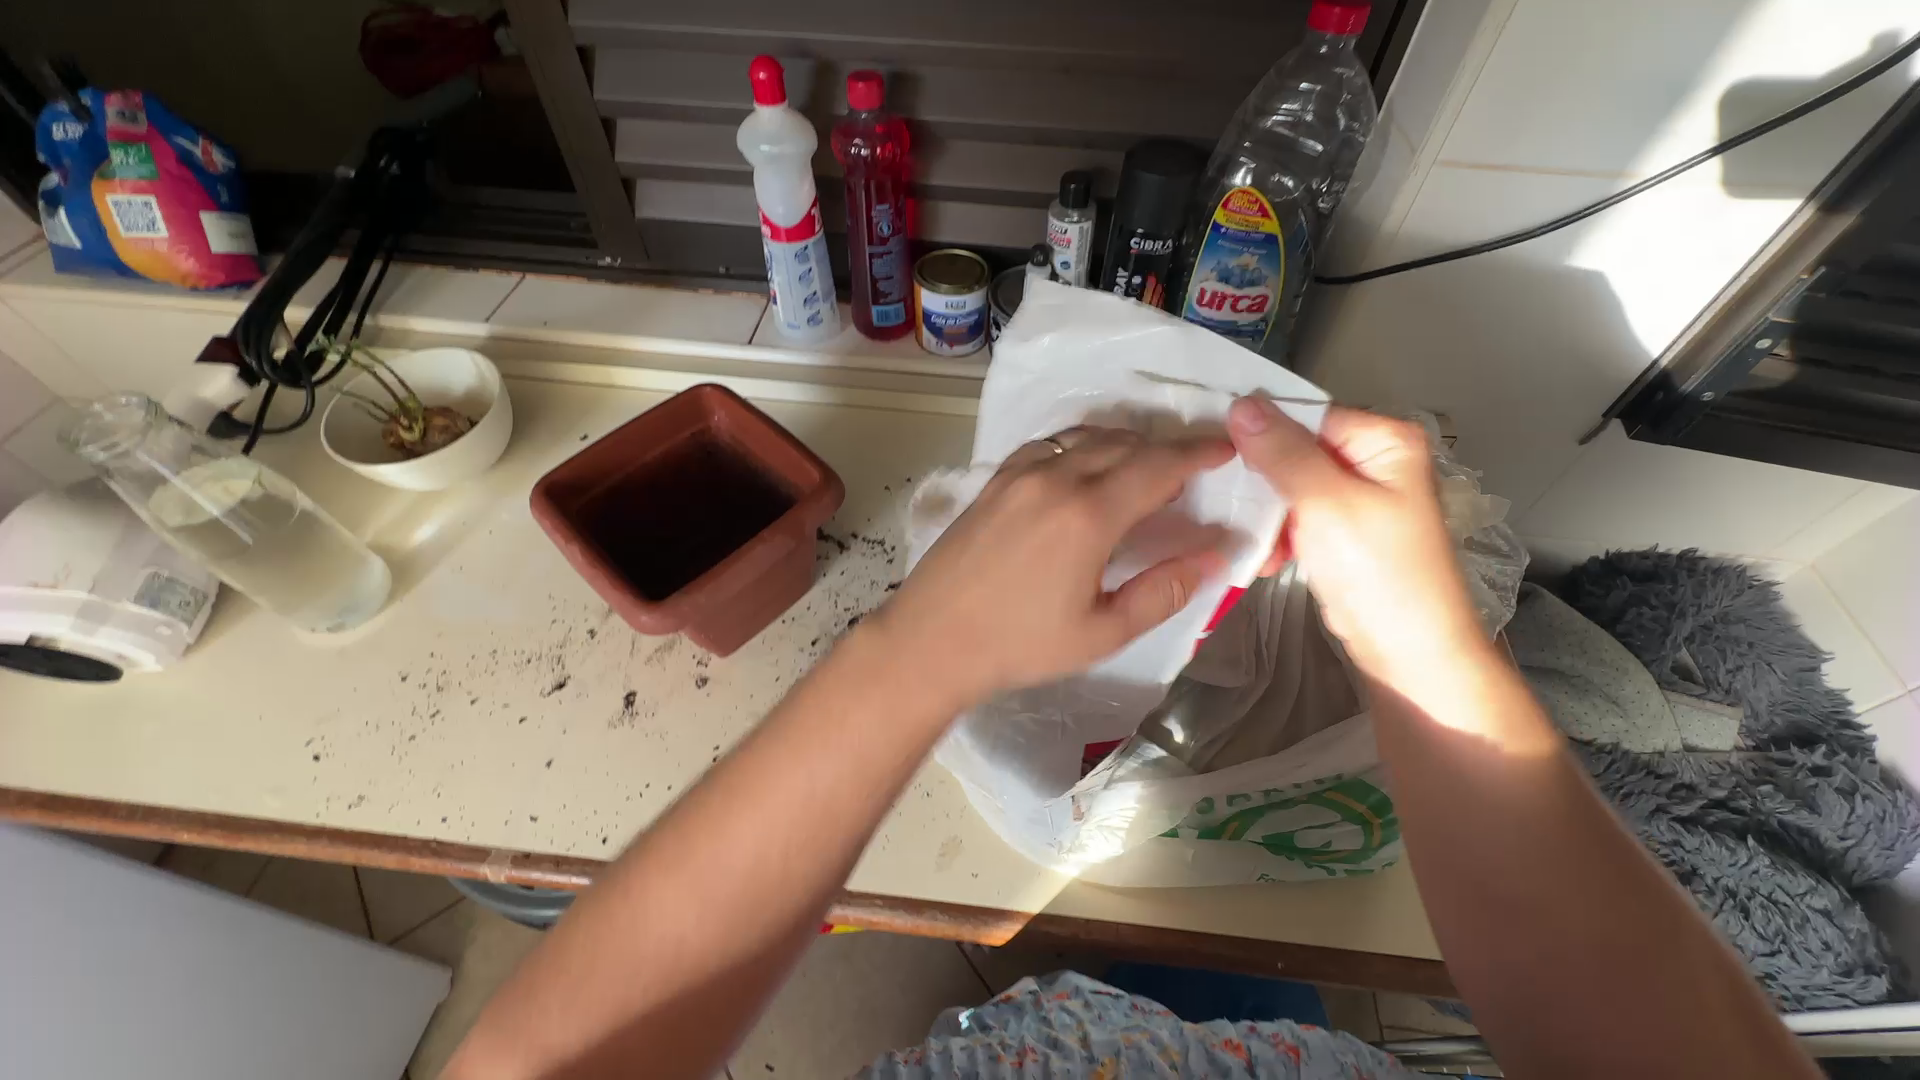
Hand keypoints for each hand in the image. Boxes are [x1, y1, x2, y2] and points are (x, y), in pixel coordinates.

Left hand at [871, 428, 1233, 706]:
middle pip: (1126, 443)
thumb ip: (1164, 590)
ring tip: (1146, 466)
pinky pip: (1050, 445)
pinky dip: (1081, 446)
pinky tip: (1084, 469)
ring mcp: (1019, 474)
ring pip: (1086, 437)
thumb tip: (1215, 555)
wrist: (930, 641)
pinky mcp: (994, 481)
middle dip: (1167, 448)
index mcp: (1089, 514)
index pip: (1159, 465)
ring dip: (1125, 443)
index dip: (1199, 453)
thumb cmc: (1019, 646)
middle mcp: (1055, 478)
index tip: (1226, 449)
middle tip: (1193, 466)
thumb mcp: (1103, 632)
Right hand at [1227, 399, 1484, 680]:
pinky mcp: (1339, 531)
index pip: (1304, 414)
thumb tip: (1240, 403)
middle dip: (1261, 482)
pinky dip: (1277, 537)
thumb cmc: (1379, 573)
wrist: (1409, 653)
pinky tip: (1266, 560)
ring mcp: (1354, 498)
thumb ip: (1282, 453)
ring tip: (1255, 545)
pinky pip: (1294, 517)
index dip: (1258, 431)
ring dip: (1264, 516)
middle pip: (1293, 449)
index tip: (1214, 453)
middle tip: (1227, 504)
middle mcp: (1371, 460)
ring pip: (1287, 487)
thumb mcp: (1325, 504)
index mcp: (1383, 439)